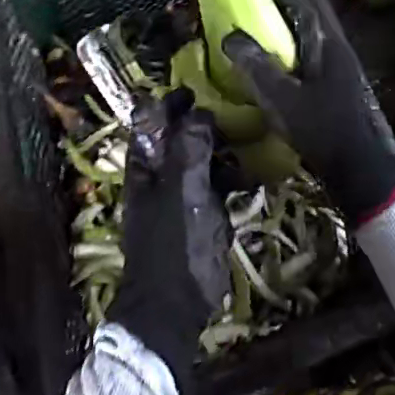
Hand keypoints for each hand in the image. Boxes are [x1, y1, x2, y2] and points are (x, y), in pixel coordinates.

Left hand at [107, 90, 229, 391]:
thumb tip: (200, 112)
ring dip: (219, 148)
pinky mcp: (200, 213)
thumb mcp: (182, 191)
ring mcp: (180, 194)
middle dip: (200, 123)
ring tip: (243, 142)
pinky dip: (230, 175)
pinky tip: (249, 177)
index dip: (169, 103)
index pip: (150, 121)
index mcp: (145, 166)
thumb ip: (189, 150)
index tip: (195, 90)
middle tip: (230, 113)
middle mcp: (160, 175)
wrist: (175, 305)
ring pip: (199, 158)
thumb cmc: (174, 245)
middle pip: (177, 136)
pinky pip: (215, 183)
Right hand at [222, 0, 394, 223]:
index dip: (278, 0)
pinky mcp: (338, 93)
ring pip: (306, 51)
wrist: (357, 169)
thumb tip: (231, 37)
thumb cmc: (320, 127)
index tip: (250, 2)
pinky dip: (290, 69)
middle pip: (304, 29)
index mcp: (328, 46)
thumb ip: (257, 67)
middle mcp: (337, 53)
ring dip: (282, 50)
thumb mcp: (282, 98)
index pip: (303, 8)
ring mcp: (340, 74)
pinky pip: (310, 70)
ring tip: (253, 57)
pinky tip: (273, 85)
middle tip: (245, 30)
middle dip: (275, 26)